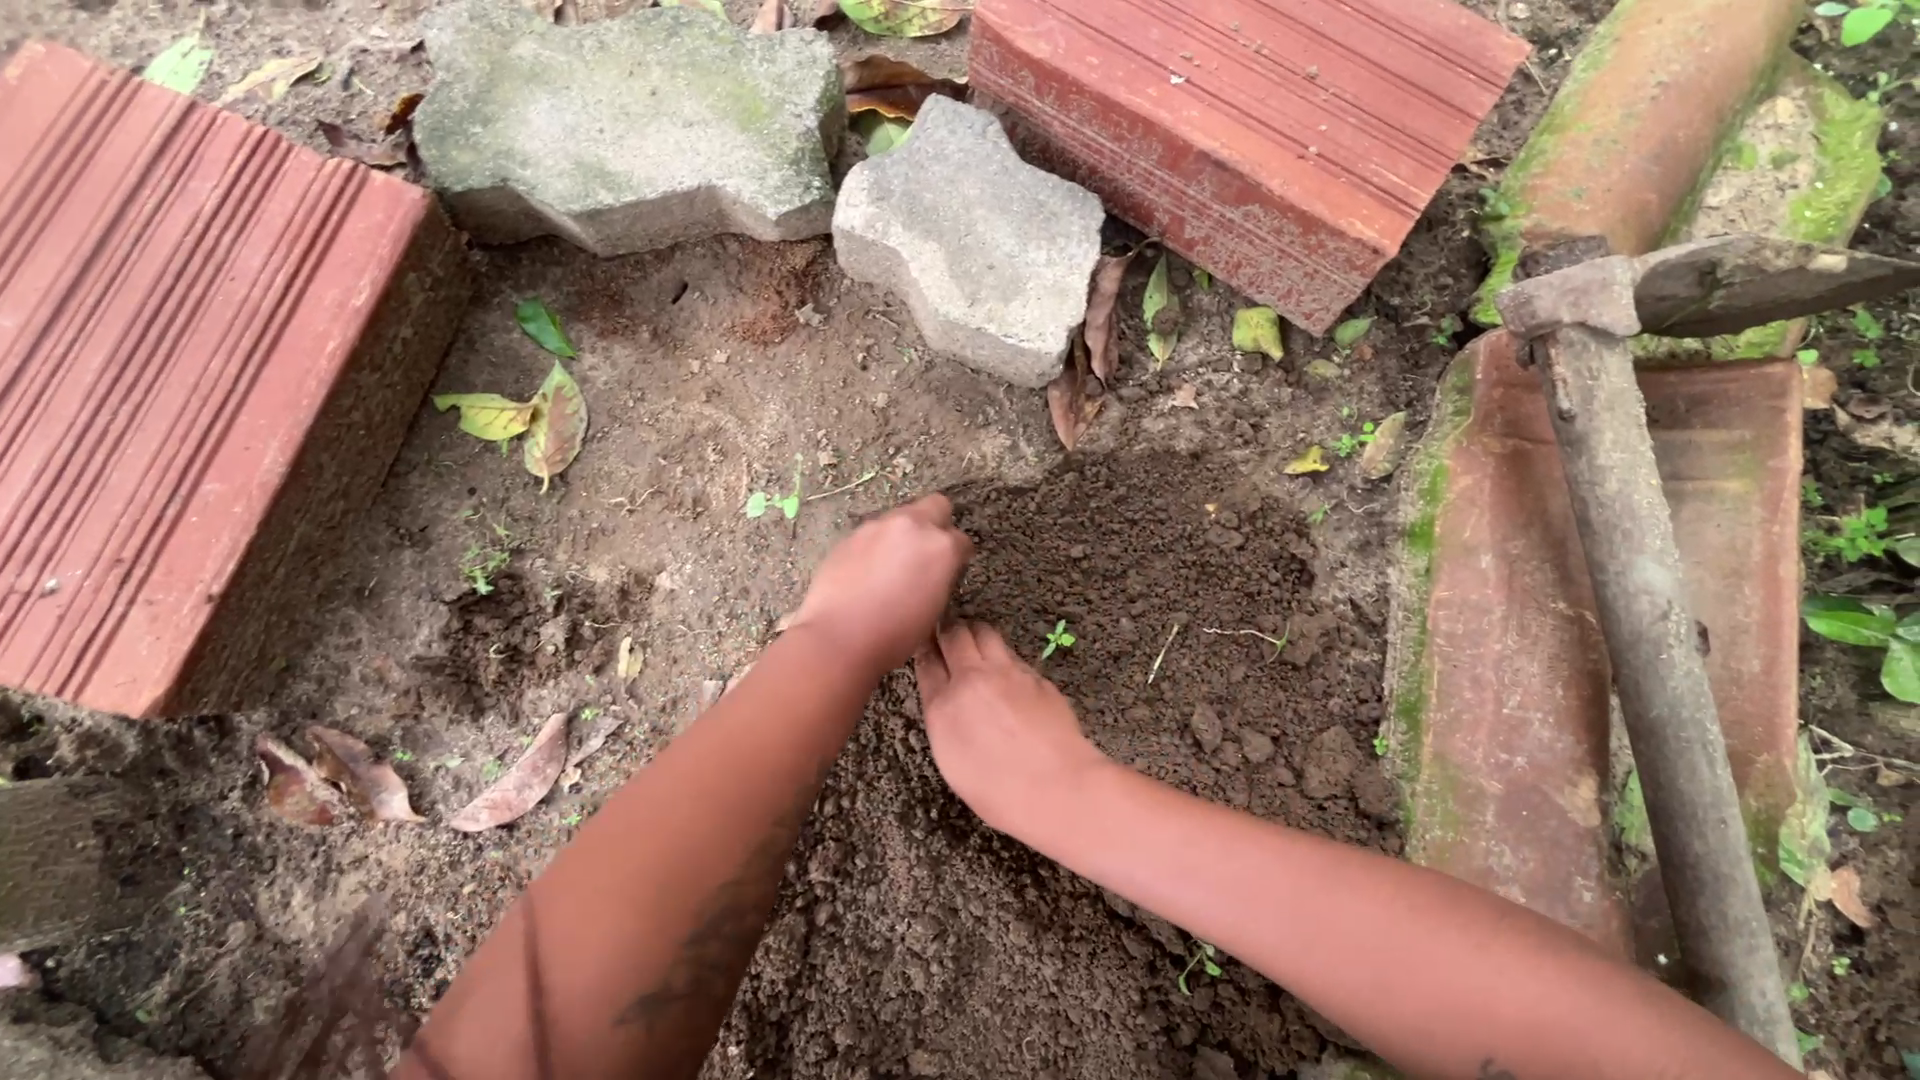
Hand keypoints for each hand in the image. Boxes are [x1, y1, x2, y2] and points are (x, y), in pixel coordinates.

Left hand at [788, 494, 973, 675]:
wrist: (838, 637)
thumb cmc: (894, 634)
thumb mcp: (934, 608)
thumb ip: (940, 576)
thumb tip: (935, 570)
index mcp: (941, 547)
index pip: (961, 540)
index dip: (958, 556)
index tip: (950, 569)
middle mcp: (912, 526)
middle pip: (936, 505)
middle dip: (937, 524)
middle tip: (926, 553)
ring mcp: (878, 526)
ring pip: (901, 517)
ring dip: (903, 534)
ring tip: (891, 566)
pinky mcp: (850, 534)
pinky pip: (873, 532)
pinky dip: (876, 545)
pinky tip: (867, 572)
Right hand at [914, 621, 1112, 835]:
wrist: (1057, 786)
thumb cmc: (1000, 791)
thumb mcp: (952, 762)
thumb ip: (944, 721)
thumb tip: (946, 702)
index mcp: (944, 705)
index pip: (927, 661)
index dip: (924, 648)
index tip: (925, 643)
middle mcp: (973, 679)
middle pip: (954, 635)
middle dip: (948, 630)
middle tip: (947, 633)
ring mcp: (1008, 673)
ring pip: (985, 633)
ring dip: (976, 633)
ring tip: (975, 641)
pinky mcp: (1035, 676)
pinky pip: (1013, 655)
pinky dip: (1003, 656)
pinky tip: (1007, 673)